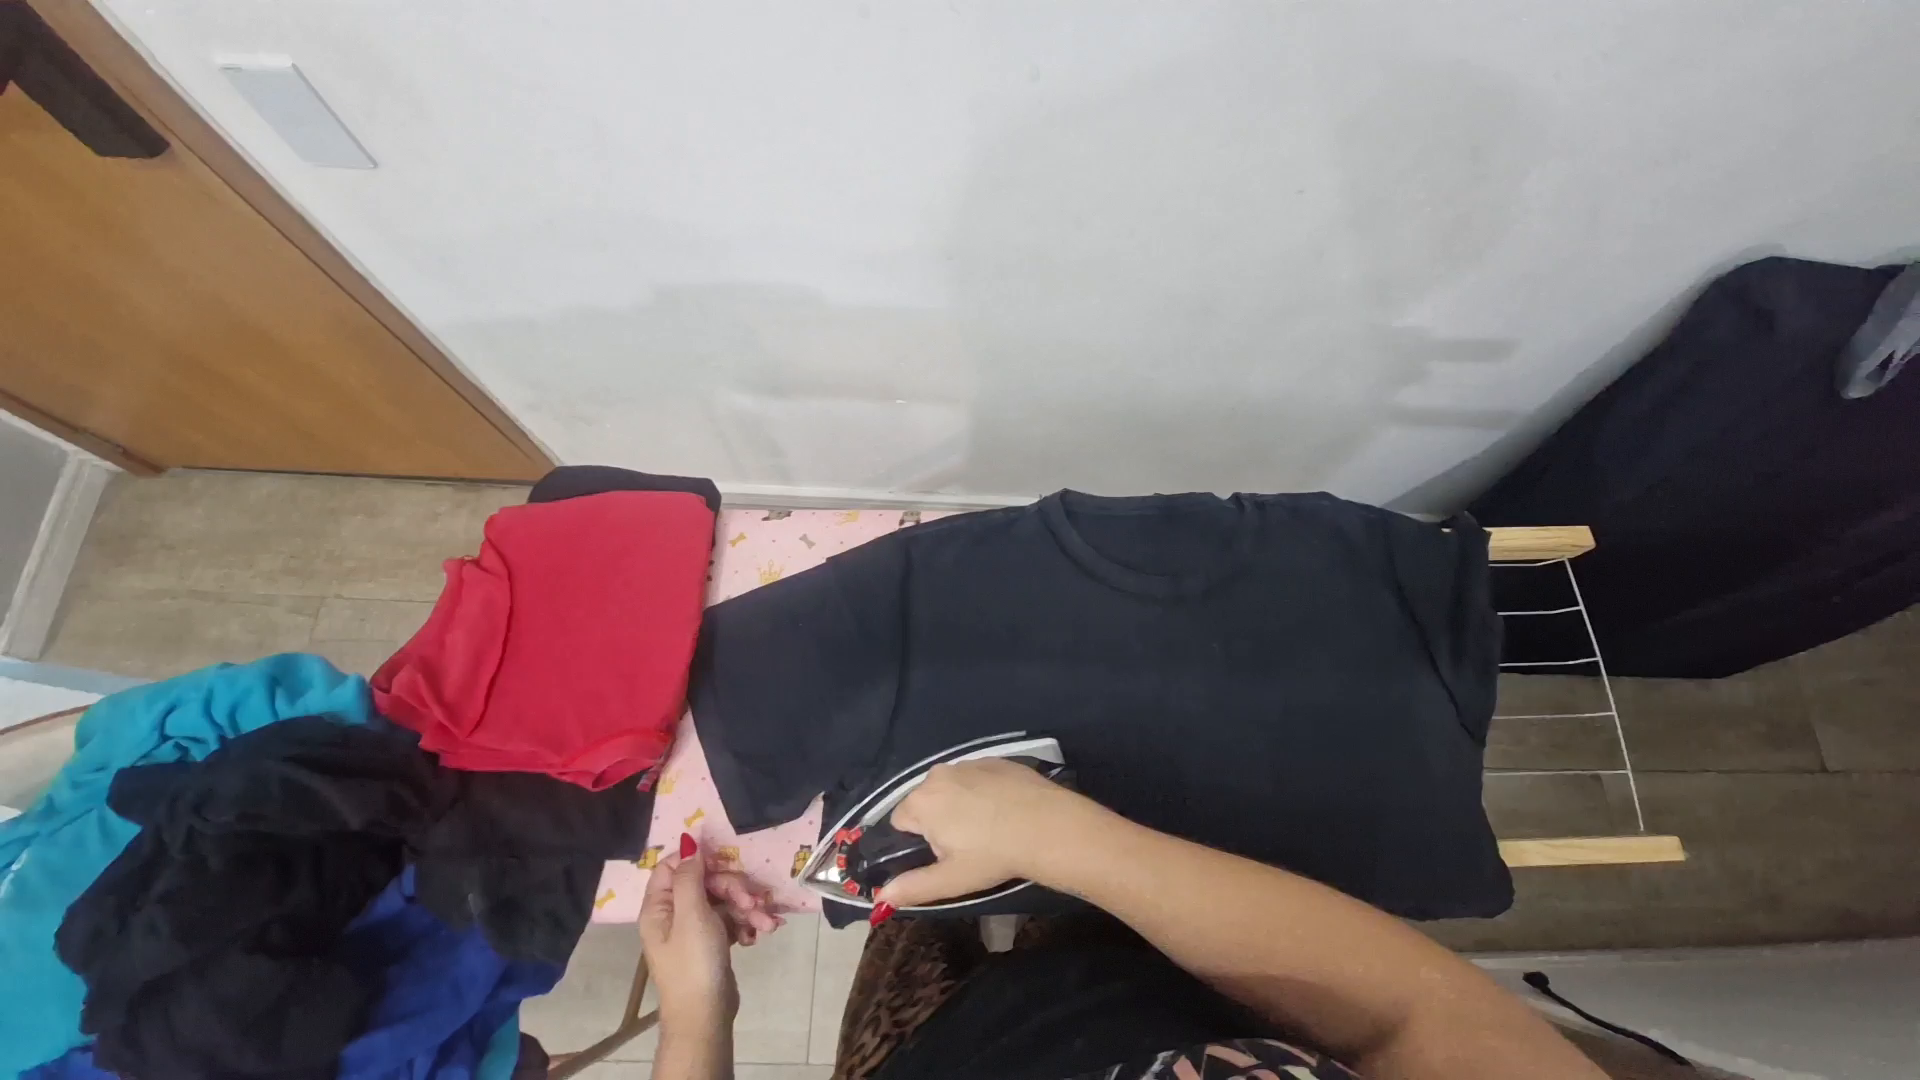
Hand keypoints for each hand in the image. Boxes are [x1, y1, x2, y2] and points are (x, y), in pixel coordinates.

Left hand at [639, 835, 780, 1026]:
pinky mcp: (714, 942)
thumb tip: (687, 841)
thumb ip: (690, 876)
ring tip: (766, 923)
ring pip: (724, 901)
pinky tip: (760, 934)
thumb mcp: (692, 915)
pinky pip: (732, 920)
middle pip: (706, 882)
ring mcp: (696, 929)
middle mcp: (674, 915)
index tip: (724, 862)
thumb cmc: (694, 963)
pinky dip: (747, 924)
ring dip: (748, 908)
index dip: (699, 860)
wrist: (706, 1016)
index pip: (673, 866)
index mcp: (660, 907)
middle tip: (752, 901)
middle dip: (734, 888)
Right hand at [876, 758, 1096, 907]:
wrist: (1045, 825)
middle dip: (938, 820)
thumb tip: (881, 894)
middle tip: (967, 844)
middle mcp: (938, 774)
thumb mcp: (951, 879)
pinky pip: (976, 776)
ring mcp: (967, 763)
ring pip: (951, 787)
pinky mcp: (994, 759)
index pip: (901, 821)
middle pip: (926, 801)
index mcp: (921, 801)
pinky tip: (1004, 808)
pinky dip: (983, 790)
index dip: (918, 840)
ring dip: (960, 803)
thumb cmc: (992, 855)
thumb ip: (913, 886)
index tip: (943, 854)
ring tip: (988, 827)